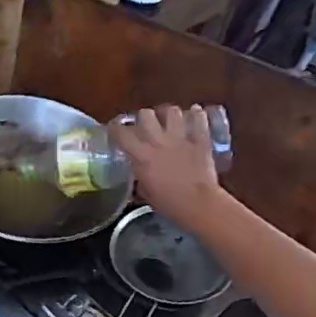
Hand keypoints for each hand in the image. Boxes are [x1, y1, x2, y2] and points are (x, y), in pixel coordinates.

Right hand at [111, 105, 221, 227]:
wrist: (198, 205)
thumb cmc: (169, 204)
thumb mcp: (146, 192)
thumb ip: (140, 176)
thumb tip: (140, 172)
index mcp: (141, 155)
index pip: (122, 133)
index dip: (116, 129)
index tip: (115, 130)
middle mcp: (158, 141)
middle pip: (145, 114)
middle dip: (143, 118)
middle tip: (146, 126)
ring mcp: (181, 138)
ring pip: (171, 111)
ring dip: (169, 114)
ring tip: (170, 120)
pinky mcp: (200, 140)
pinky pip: (198, 119)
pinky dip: (196, 115)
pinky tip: (195, 114)